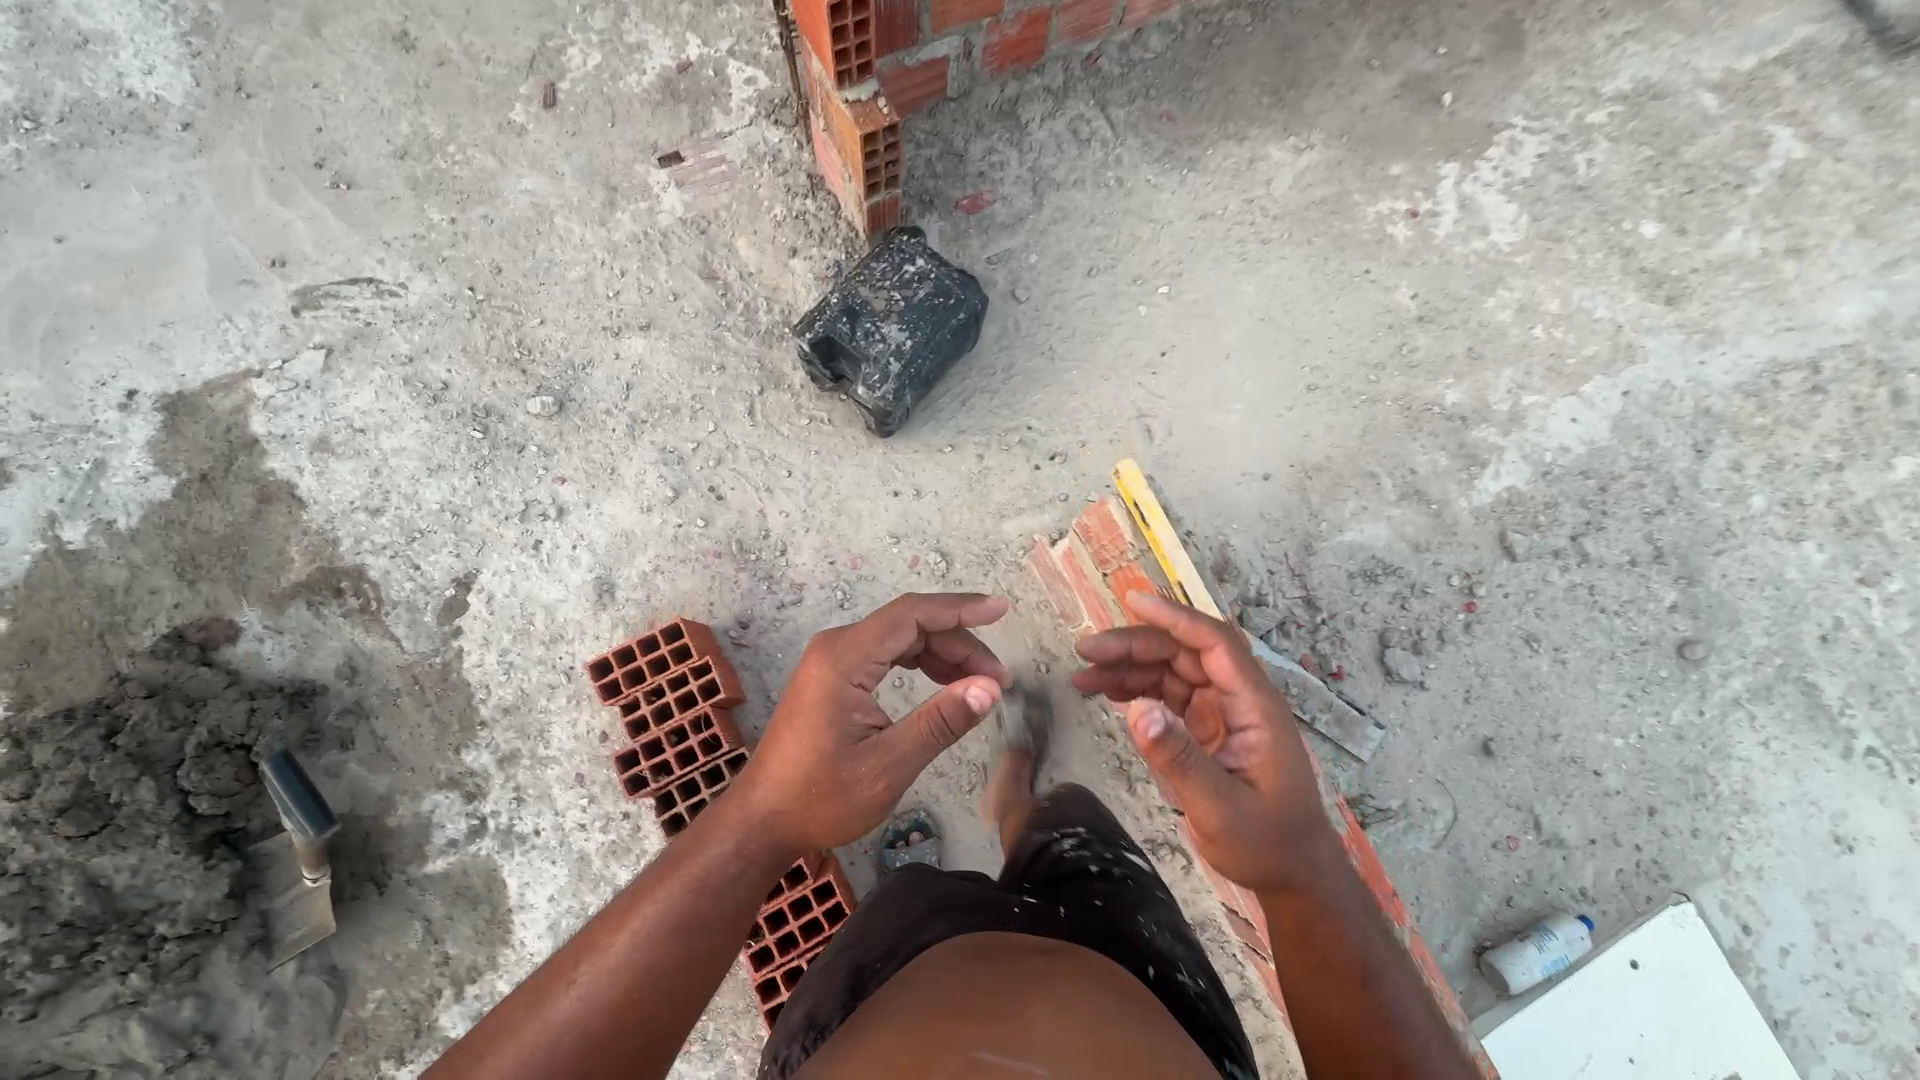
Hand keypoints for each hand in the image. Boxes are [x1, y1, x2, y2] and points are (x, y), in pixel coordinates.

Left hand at [734, 593, 1011, 855]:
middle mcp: (837, 648)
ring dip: (943, 654)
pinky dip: (921, 664)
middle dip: (959, 644)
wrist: (764, 820)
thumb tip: (990, 689)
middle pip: (910, 625)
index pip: (912, 614)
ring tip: (982, 684)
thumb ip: (940, 722)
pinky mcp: (833, 678)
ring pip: (900, 639)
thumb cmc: (821, 797)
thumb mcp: (888, 765)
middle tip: (998, 679)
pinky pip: (885, 655)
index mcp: (845, 658)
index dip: (960, 608)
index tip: (1000, 610)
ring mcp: (832, 661)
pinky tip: (946, 684)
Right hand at [1072, 591, 1333, 891]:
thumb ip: (1180, 758)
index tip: (1132, 600)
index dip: (1174, 617)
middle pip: (1183, 652)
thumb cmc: (1266, 842)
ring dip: (1129, 667)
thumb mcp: (1221, 808)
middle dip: (1135, 645)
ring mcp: (1221, 713)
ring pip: (1171, 671)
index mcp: (1254, 705)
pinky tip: (1107, 693)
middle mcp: (1237, 699)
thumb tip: (1137, 710)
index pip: (1214, 643)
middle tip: (1086, 651)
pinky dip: (1137, 690)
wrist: (1291, 872)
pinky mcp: (1206, 729)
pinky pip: (1168, 696)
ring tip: (1083, 675)